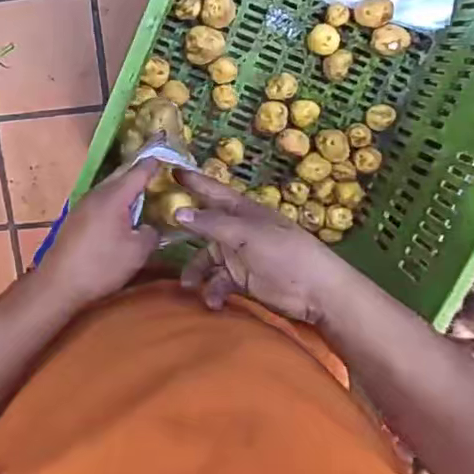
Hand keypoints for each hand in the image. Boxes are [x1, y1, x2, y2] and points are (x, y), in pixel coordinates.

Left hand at [37, 158, 162, 304]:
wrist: (58, 284)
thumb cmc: (101, 266)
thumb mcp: (137, 253)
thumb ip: (151, 233)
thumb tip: (151, 226)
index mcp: (114, 196)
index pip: (138, 171)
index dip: (154, 162)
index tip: (167, 155)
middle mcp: (97, 194)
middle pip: (122, 175)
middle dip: (140, 172)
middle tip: (159, 171)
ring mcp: (83, 204)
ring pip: (110, 188)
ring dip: (127, 187)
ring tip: (144, 192)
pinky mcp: (76, 218)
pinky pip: (101, 200)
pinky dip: (115, 200)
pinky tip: (123, 212)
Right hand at [174, 172, 359, 325]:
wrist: (316, 290)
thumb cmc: (284, 252)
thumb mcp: (245, 234)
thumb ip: (211, 224)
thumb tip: (178, 212)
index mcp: (241, 210)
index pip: (212, 191)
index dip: (193, 181)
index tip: (172, 170)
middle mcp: (237, 229)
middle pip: (203, 227)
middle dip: (185, 234)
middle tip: (157, 238)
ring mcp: (239, 255)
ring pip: (206, 259)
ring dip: (196, 272)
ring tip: (189, 287)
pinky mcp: (243, 280)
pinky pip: (218, 282)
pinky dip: (213, 291)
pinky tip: (213, 302)